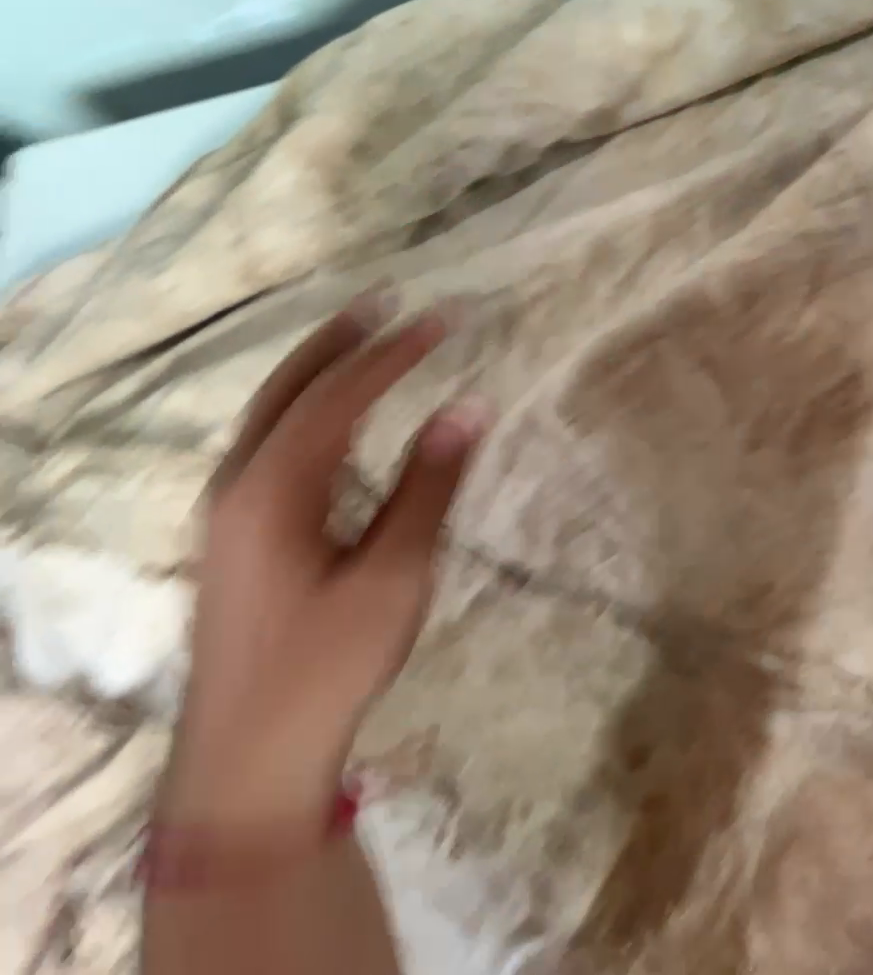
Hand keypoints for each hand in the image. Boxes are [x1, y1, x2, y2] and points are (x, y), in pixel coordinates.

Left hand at [156, 295, 489, 836]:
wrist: (252, 746)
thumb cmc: (332, 658)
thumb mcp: (396, 572)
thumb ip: (430, 486)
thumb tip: (468, 408)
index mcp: (272, 489)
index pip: (340, 397)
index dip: (394, 353)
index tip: (445, 319)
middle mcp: (238, 486)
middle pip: (287, 391)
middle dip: (339, 342)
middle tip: (389, 301)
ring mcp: (230, 512)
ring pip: (272, 417)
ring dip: (319, 370)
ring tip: (365, 340)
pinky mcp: (239, 535)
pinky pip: (273, 446)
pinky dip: (309, 411)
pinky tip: (337, 419)